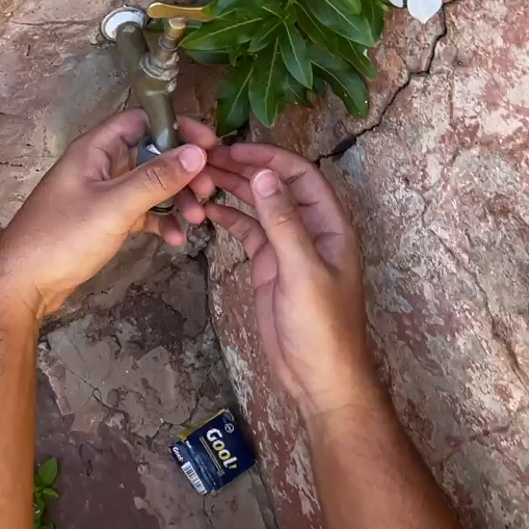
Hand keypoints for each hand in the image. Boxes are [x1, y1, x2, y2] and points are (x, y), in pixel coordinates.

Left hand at [0, 110, 218, 319]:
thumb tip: (196, 153)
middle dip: (183, 170)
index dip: (178, 128)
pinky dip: (159, 220)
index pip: (143, 120)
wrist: (23, 284)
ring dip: (175, 198)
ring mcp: (102, 192)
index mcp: (96, 149)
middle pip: (151, 153)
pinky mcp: (104, 218)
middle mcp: (100, 165)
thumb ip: (156, 178)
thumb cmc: (60, 238)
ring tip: (197, 219)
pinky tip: (174, 238)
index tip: (210, 146)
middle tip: (208, 189)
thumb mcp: (114, 206)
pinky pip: (141, 211)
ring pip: (149, 184)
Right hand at [201, 143, 381, 419]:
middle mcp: (309, 228)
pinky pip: (247, 231)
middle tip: (206, 159)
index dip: (267, 157)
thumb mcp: (302, 271)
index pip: (299, 175)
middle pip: (275, 186)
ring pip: (258, 206)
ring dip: (232, 190)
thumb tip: (264, 176)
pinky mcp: (269, 264)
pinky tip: (206, 210)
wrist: (318, 378)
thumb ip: (283, 222)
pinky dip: (228, 218)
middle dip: (244, 169)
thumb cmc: (322, 327)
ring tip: (200, 177)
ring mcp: (287, 246)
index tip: (232, 149)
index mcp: (329, 224)